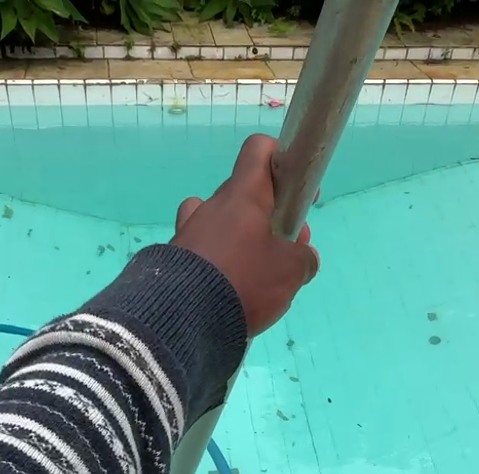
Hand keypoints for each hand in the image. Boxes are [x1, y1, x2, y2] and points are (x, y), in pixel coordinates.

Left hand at [172, 133, 319, 336]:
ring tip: (251, 273)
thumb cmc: (244, 281)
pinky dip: (216, 264)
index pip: (259, 150)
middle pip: (244, 196)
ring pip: (219, 224)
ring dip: (239, 240)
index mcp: (242, 195)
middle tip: (284, 252)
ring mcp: (188, 233)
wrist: (184, 318)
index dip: (281, 160)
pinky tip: (225, 289)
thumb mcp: (289, 272)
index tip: (295, 191)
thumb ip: (303, 259)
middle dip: (269, 217)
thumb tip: (304, 257)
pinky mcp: (174, 261)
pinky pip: (201, 252)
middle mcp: (212, 206)